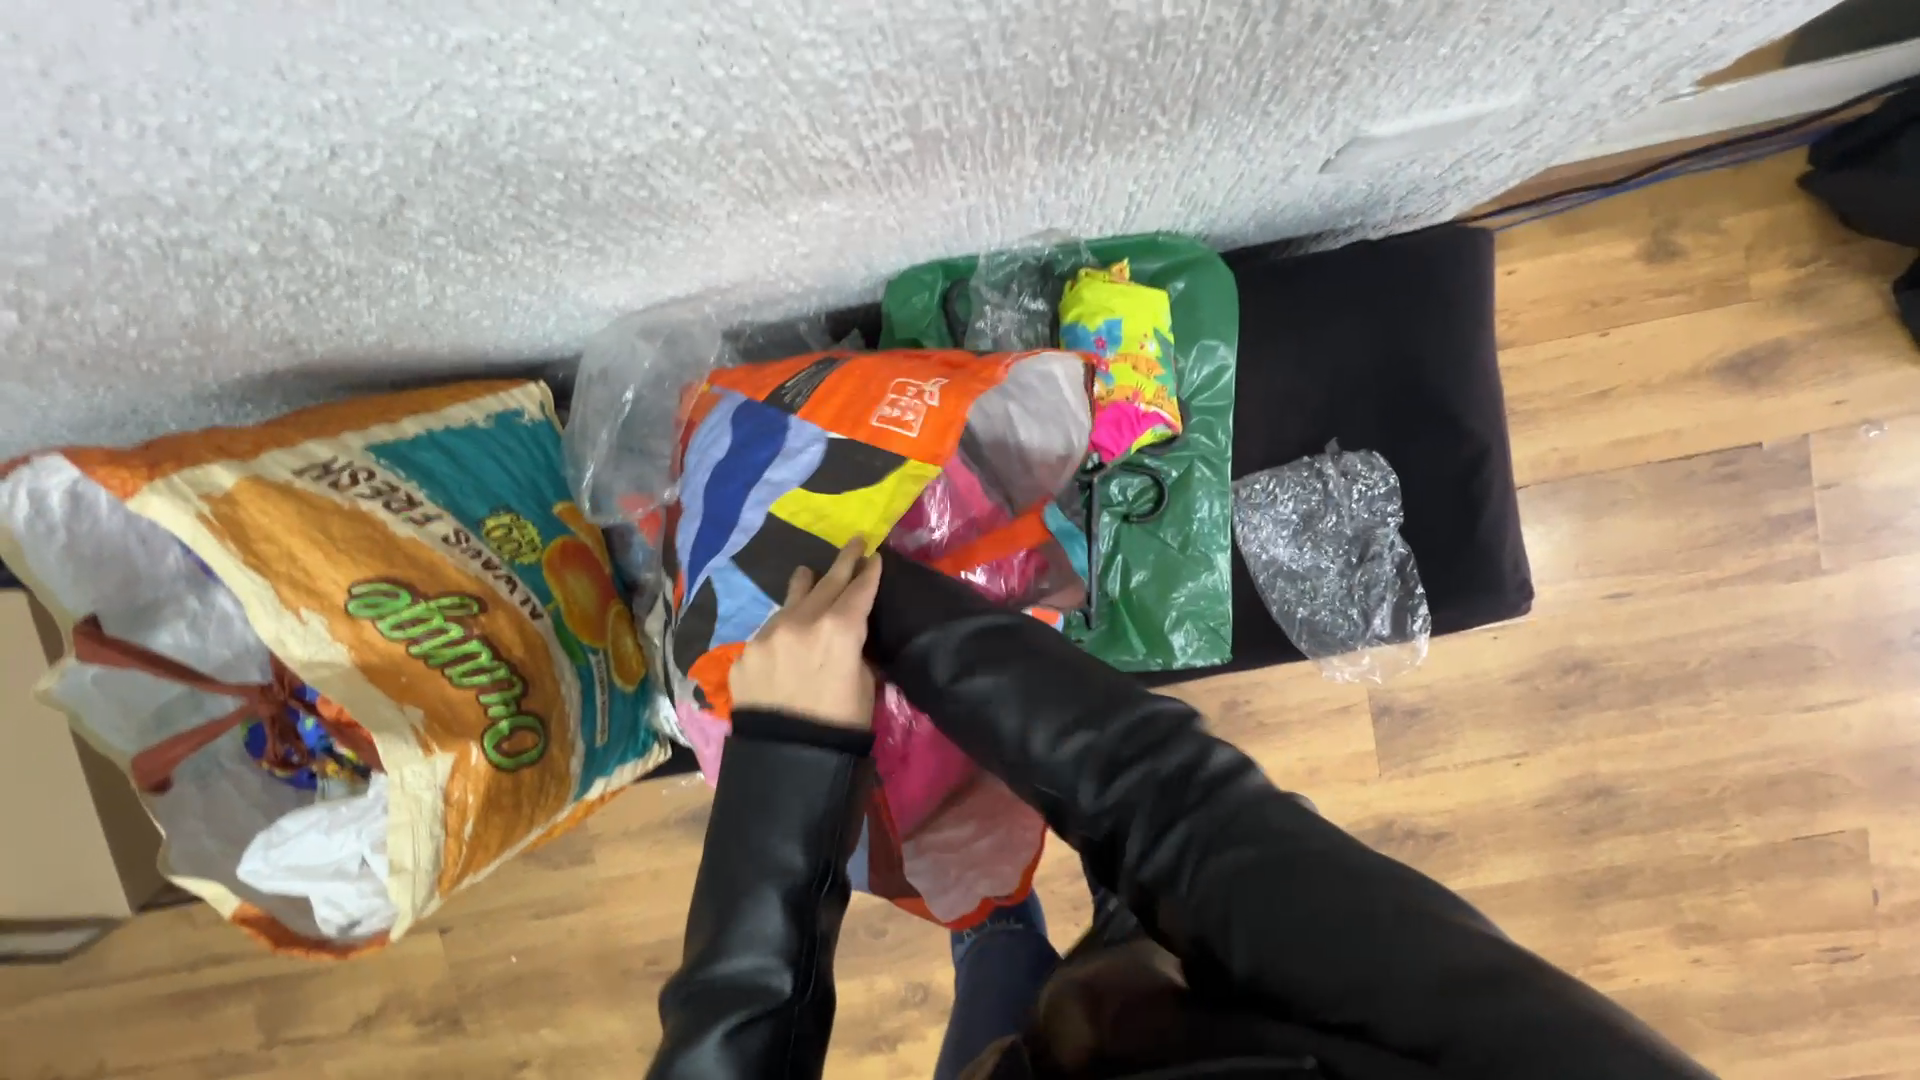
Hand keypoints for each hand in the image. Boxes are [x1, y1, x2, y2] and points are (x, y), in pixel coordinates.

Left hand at [732, 540, 882, 730]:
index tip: (874, 556)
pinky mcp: (745, 655)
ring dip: (803, 587)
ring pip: (790, 602)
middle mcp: (801, 622)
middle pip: (826, 584)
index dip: (869, 573)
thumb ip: (853, 650)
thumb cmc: (841, 726)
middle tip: (855, 542)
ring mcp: (768, 636)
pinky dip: (781, 629)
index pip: (859, 590)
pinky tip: (785, 634)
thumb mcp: (863, 683)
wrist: (787, 761)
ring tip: (806, 572)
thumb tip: (845, 639)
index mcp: (840, 630)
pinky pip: (768, 633)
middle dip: (842, 563)